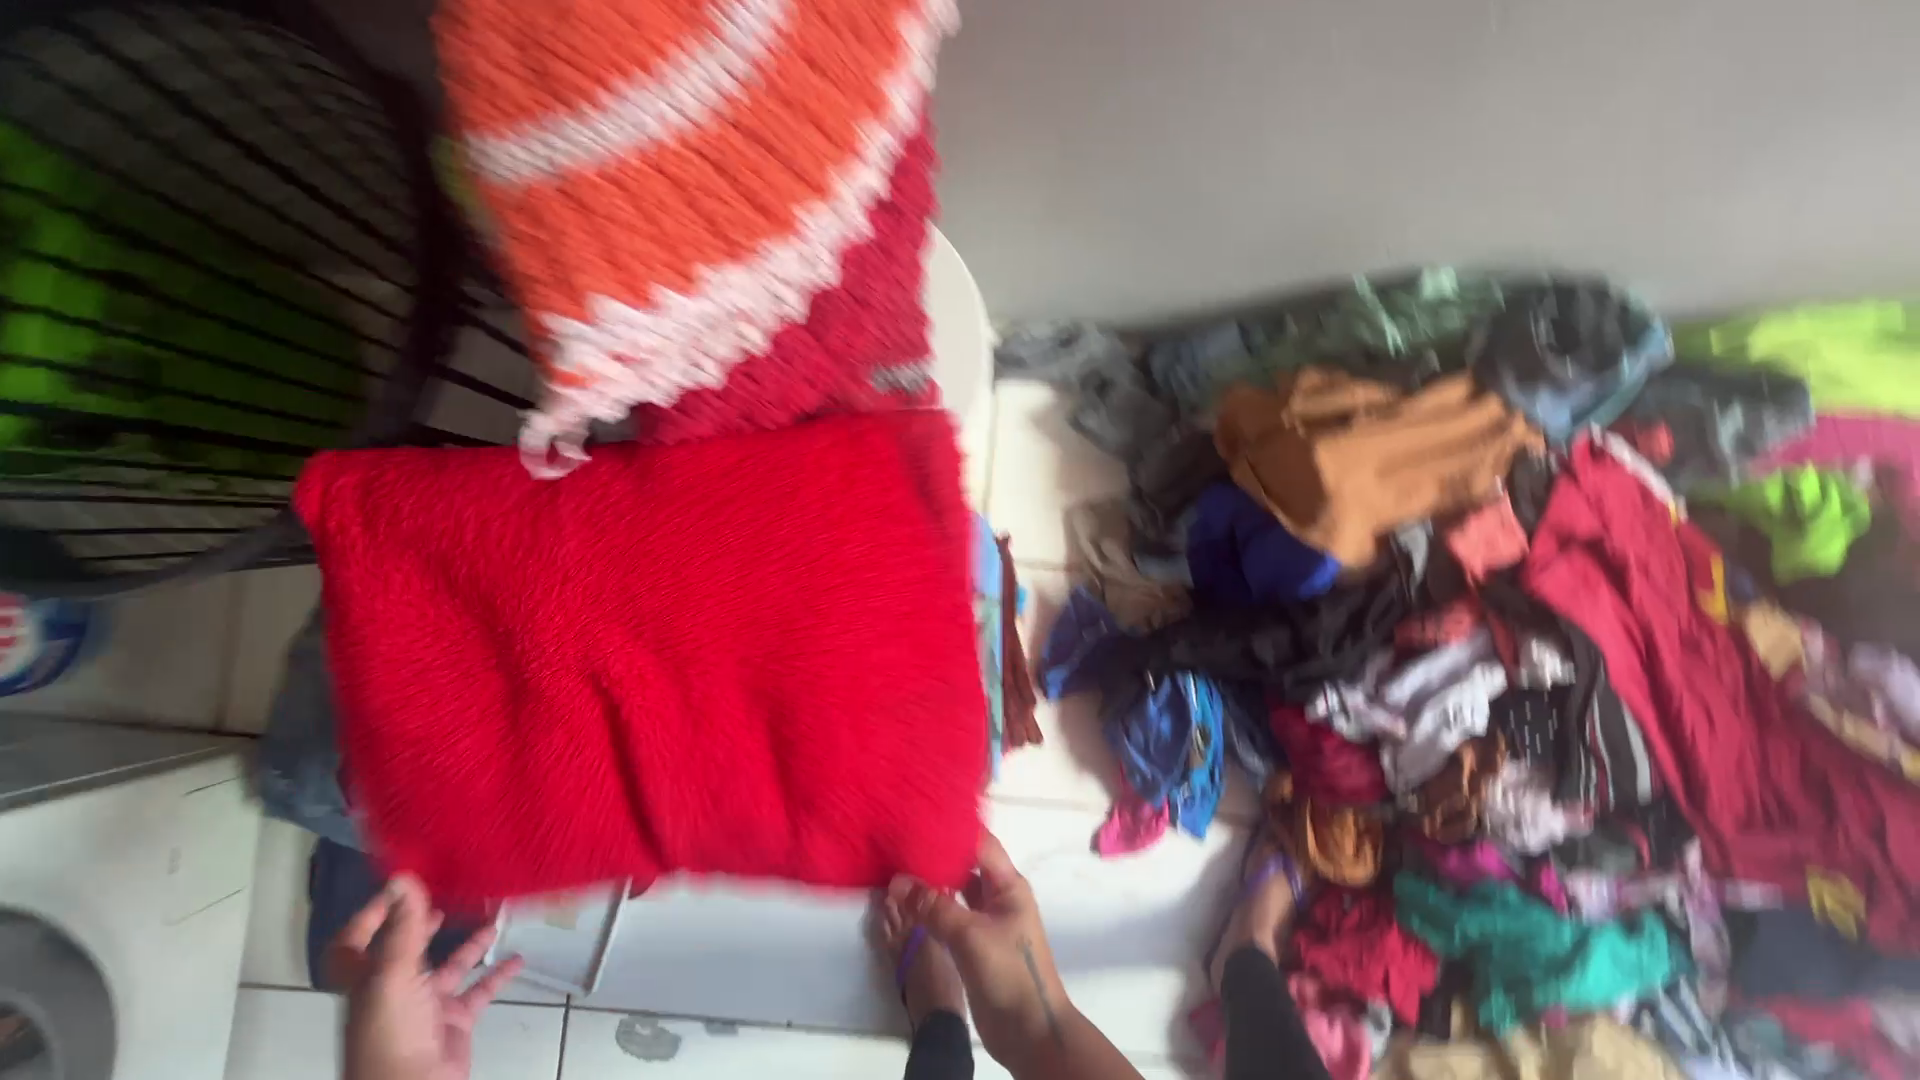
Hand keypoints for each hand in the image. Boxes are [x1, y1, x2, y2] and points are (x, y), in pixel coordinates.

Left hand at [326, 876, 524, 1079]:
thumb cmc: (392, 1033)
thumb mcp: (394, 976)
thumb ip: (403, 928)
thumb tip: (402, 877)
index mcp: (366, 981)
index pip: (353, 945)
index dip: (369, 917)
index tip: (400, 889)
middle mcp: (392, 992)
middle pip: (403, 953)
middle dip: (421, 925)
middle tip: (446, 897)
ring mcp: (424, 1009)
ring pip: (447, 968)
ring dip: (469, 944)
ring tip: (493, 919)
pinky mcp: (453, 1024)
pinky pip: (478, 992)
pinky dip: (497, 974)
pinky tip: (517, 958)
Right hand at [897, 832, 1072, 1065]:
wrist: (1029, 1031)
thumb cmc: (1009, 972)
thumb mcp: (970, 934)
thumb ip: (933, 906)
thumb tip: (897, 881)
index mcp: (1008, 885)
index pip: (981, 843)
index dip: (955, 829)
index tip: (922, 816)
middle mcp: (999, 897)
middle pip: (966, 866)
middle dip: (937, 856)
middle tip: (902, 842)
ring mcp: (987, 921)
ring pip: (956, 892)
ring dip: (932, 884)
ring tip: (898, 868)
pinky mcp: (975, 945)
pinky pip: (951, 917)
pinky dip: (931, 909)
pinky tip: (907, 904)